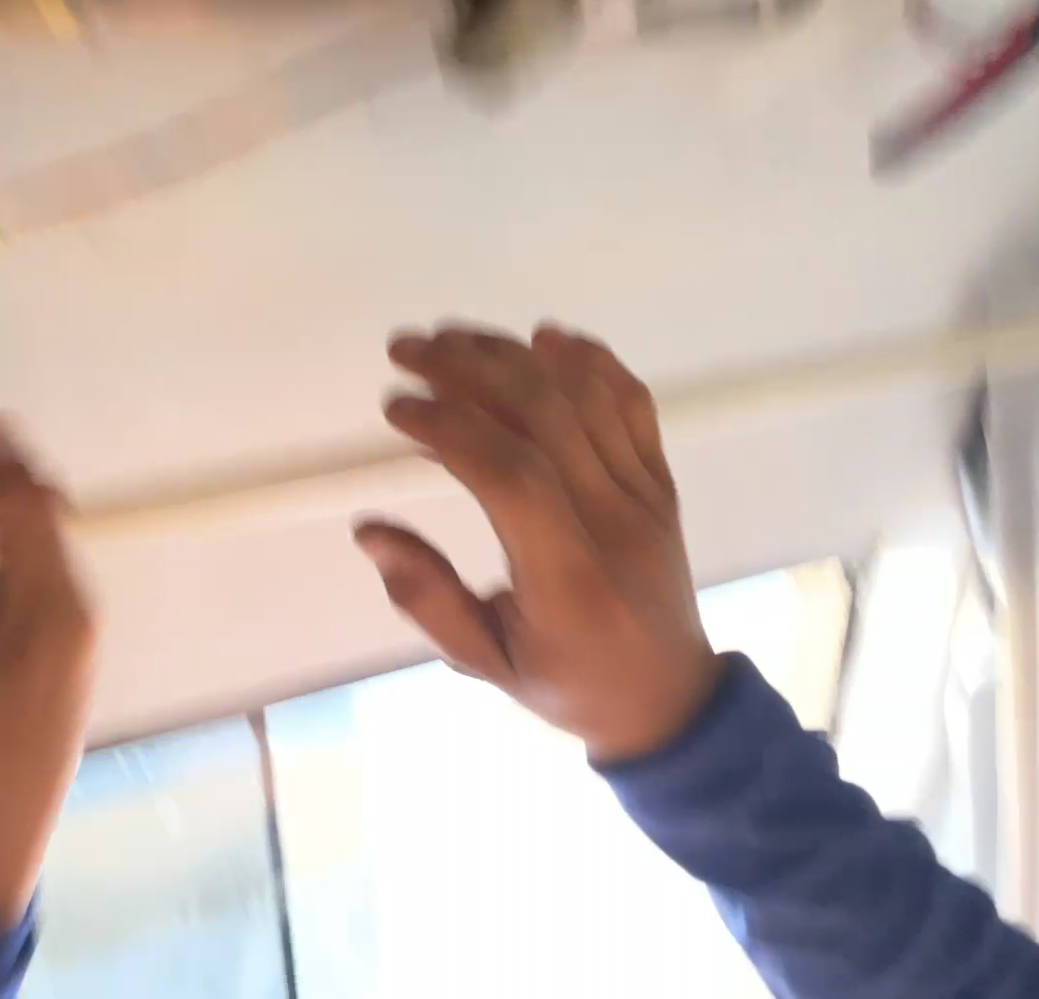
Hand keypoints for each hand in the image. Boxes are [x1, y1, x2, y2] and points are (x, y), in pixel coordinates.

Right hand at [353, 324, 722, 763]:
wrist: (669, 699)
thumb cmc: (565, 684)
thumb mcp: (482, 662)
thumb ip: (427, 598)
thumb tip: (369, 531)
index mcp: (566, 578)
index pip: (511, 475)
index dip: (450, 425)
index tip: (397, 406)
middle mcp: (613, 523)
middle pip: (546, 416)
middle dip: (469, 369)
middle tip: (409, 351)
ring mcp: (645, 495)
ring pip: (583, 398)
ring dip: (512, 355)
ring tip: (452, 338)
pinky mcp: (660, 480)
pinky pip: (632, 404)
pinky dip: (591, 361)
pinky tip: (545, 338)